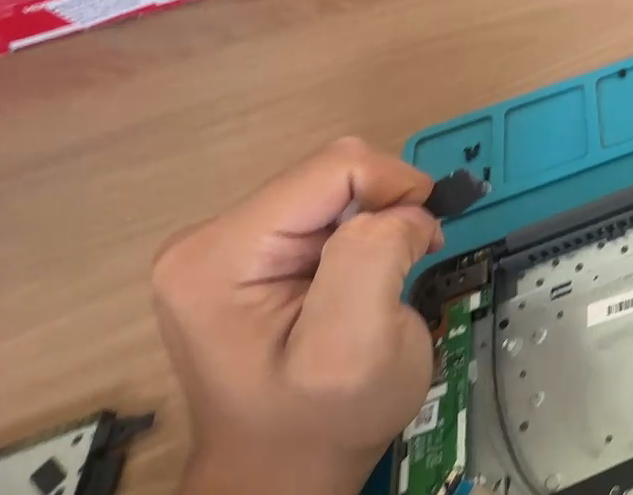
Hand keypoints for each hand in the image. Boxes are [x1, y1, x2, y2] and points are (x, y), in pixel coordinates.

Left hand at [152, 137, 442, 494]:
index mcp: (220, 255)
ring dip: (381, 221)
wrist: (285, 468)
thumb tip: (406, 210)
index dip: (397, 191)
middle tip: (405, 264)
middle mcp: (212, 238)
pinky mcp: (254, 252)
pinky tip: (369, 273)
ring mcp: (230, 244)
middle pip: (336, 172)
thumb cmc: (323, 417)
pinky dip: (369, 231)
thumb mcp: (355, 346)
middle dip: (388, 208)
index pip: (338, 167)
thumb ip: (374, 259)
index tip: (420, 244)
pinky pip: (332, 206)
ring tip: (388, 275)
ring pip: (340, 185)